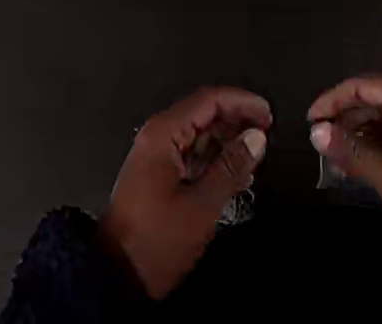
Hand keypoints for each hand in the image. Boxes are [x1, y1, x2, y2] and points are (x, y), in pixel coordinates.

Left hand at [99, 86, 269, 298]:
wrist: (113, 281)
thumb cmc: (155, 241)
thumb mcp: (201, 205)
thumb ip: (232, 166)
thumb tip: (257, 137)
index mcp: (164, 134)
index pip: (211, 100)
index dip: (244, 103)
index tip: (268, 116)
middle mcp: (158, 136)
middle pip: (206, 113)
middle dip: (238, 122)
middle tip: (264, 137)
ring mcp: (157, 155)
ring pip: (202, 133)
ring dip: (229, 142)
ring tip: (253, 160)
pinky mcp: (158, 174)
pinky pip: (193, 153)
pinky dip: (216, 159)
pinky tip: (235, 176)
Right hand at [308, 76, 381, 266]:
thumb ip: (352, 152)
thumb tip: (318, 133)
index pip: (364, 85)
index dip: (333, 100)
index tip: (311, 120)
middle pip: (372, 96)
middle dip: (344, 118)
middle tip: (319, 142)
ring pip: (381, 113)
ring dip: (358, 132)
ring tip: (334, 156)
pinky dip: (374, 141)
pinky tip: (357, 161)